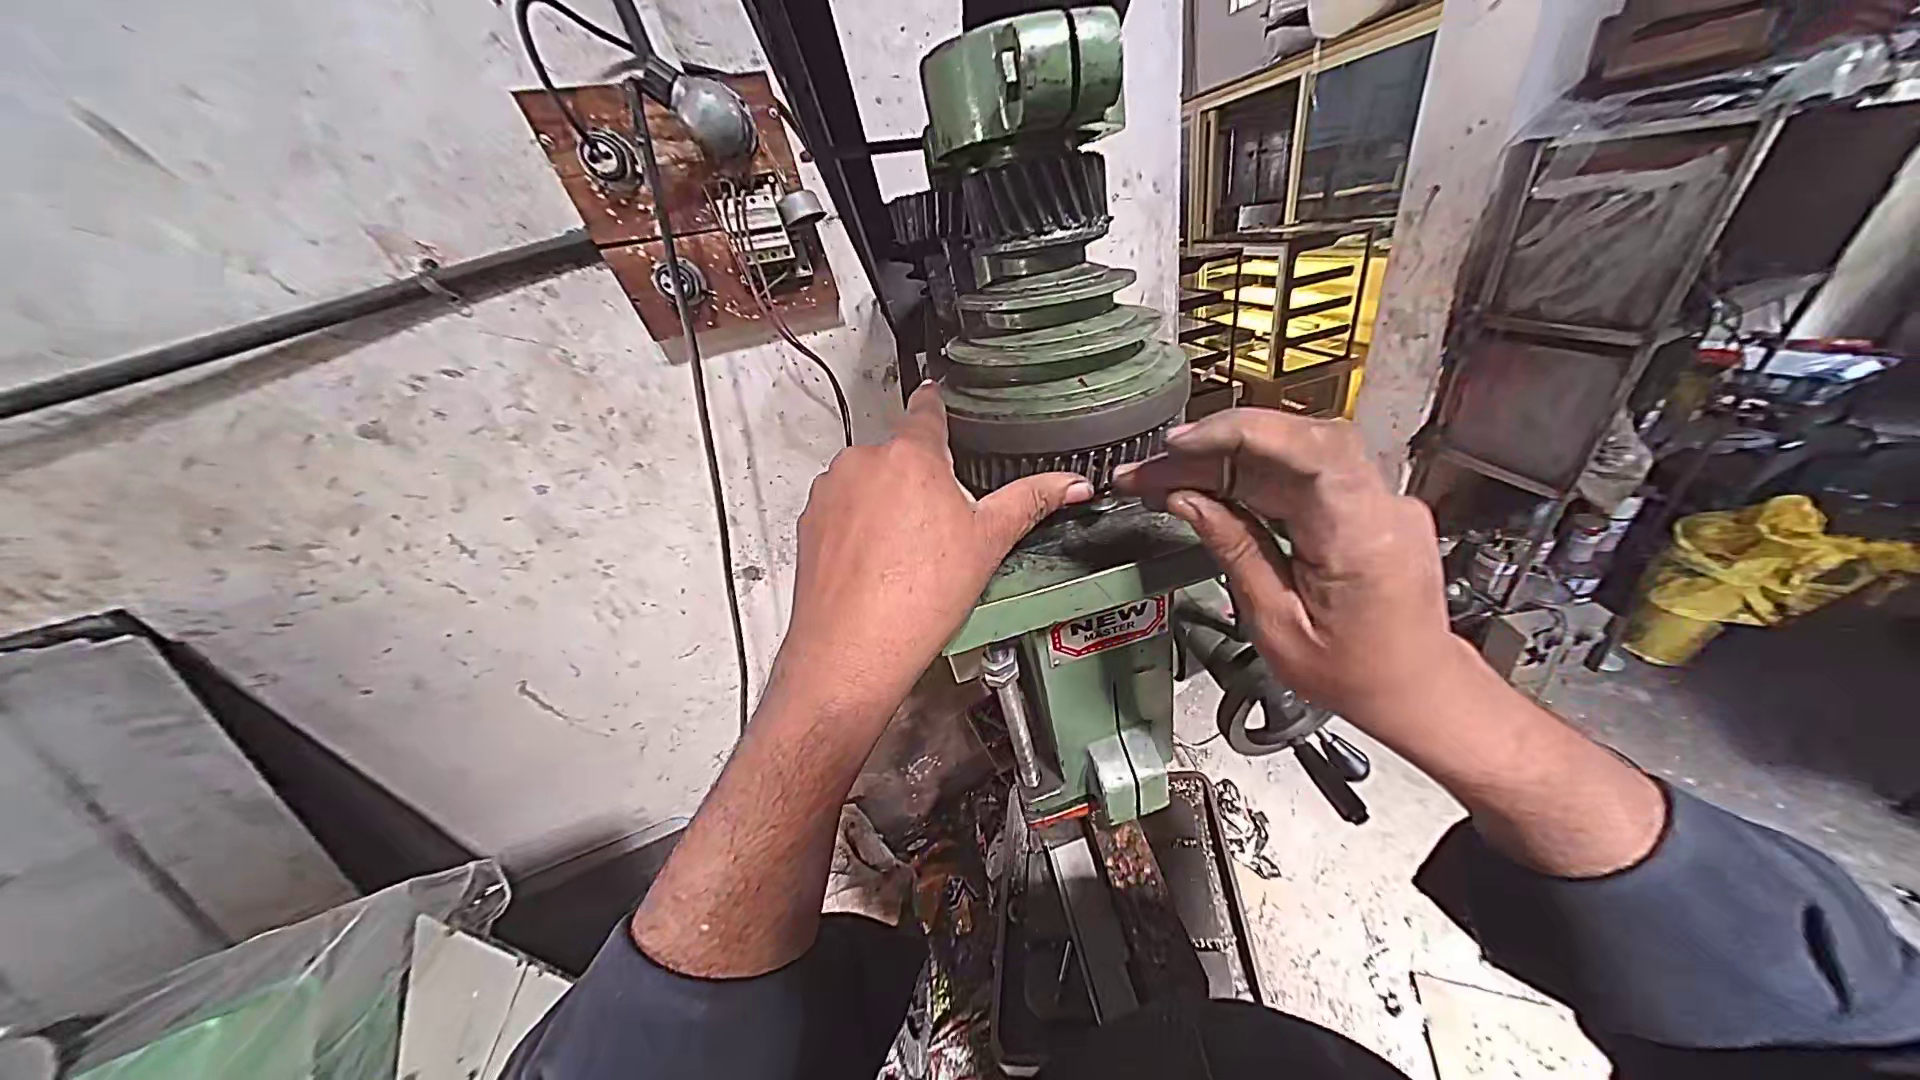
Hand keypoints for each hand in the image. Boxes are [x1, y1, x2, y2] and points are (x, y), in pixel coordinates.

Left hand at [764, 383, 1093, 724]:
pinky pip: (842, 509)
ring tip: (905, 554)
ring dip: (887, 502)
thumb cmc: (915, 600)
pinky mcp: (810, 521)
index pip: (926, 409)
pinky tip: (877, 563)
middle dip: (920, 480)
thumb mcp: (988, 543)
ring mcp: (831, 491)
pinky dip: (858, 525)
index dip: (936, 405)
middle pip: (901, 455)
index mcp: (911, 456)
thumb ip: (1029, 500)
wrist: (852, 650)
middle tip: (938, 528)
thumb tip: (1068, 484)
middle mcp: (863, 463)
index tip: (936, 399)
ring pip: (869, 482)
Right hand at [1113, 410, 1462, 728]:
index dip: (1237, 434)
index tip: (1180, 444)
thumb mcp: (1276, 624)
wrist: (1416, 689)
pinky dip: (1242, 476)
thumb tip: (1187, 500)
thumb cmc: (1356, 673)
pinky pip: (1294, 474)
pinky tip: (1202, 486)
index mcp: (1363, 540)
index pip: (1308, 449)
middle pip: (1286, 444)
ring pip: (1283, 455)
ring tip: (1160, 479)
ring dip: (1216, 462)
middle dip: (1208, 450)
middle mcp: (1379, 508)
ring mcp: (1375, 501)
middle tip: (1149, 470)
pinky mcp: (1360, 504)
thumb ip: (1234, 551)